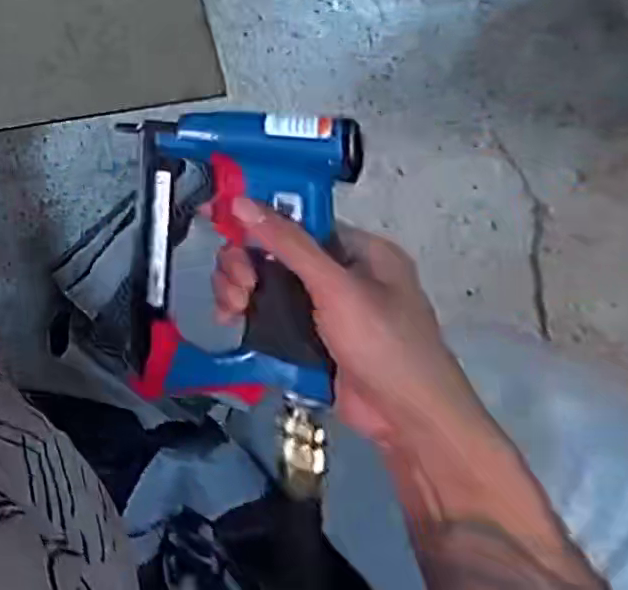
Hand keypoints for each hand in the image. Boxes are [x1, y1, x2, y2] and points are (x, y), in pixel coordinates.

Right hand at [211, 197, 490, 451]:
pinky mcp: (302, 331)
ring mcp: (318, 302)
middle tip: (239, 284)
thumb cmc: (386, 347)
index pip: (296, 216)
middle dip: (243, 262)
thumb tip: (241, 201)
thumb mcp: (337, 288)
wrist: (410, 426)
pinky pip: (260, 306)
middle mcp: (337, 270)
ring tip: (233, 307)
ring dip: (236, 286)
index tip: (218, 215)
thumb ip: (288, 243)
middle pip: (269, 247)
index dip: (255, 213)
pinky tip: (231, 319)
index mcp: (358, 250)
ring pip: (259, 276)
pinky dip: (241, 308)